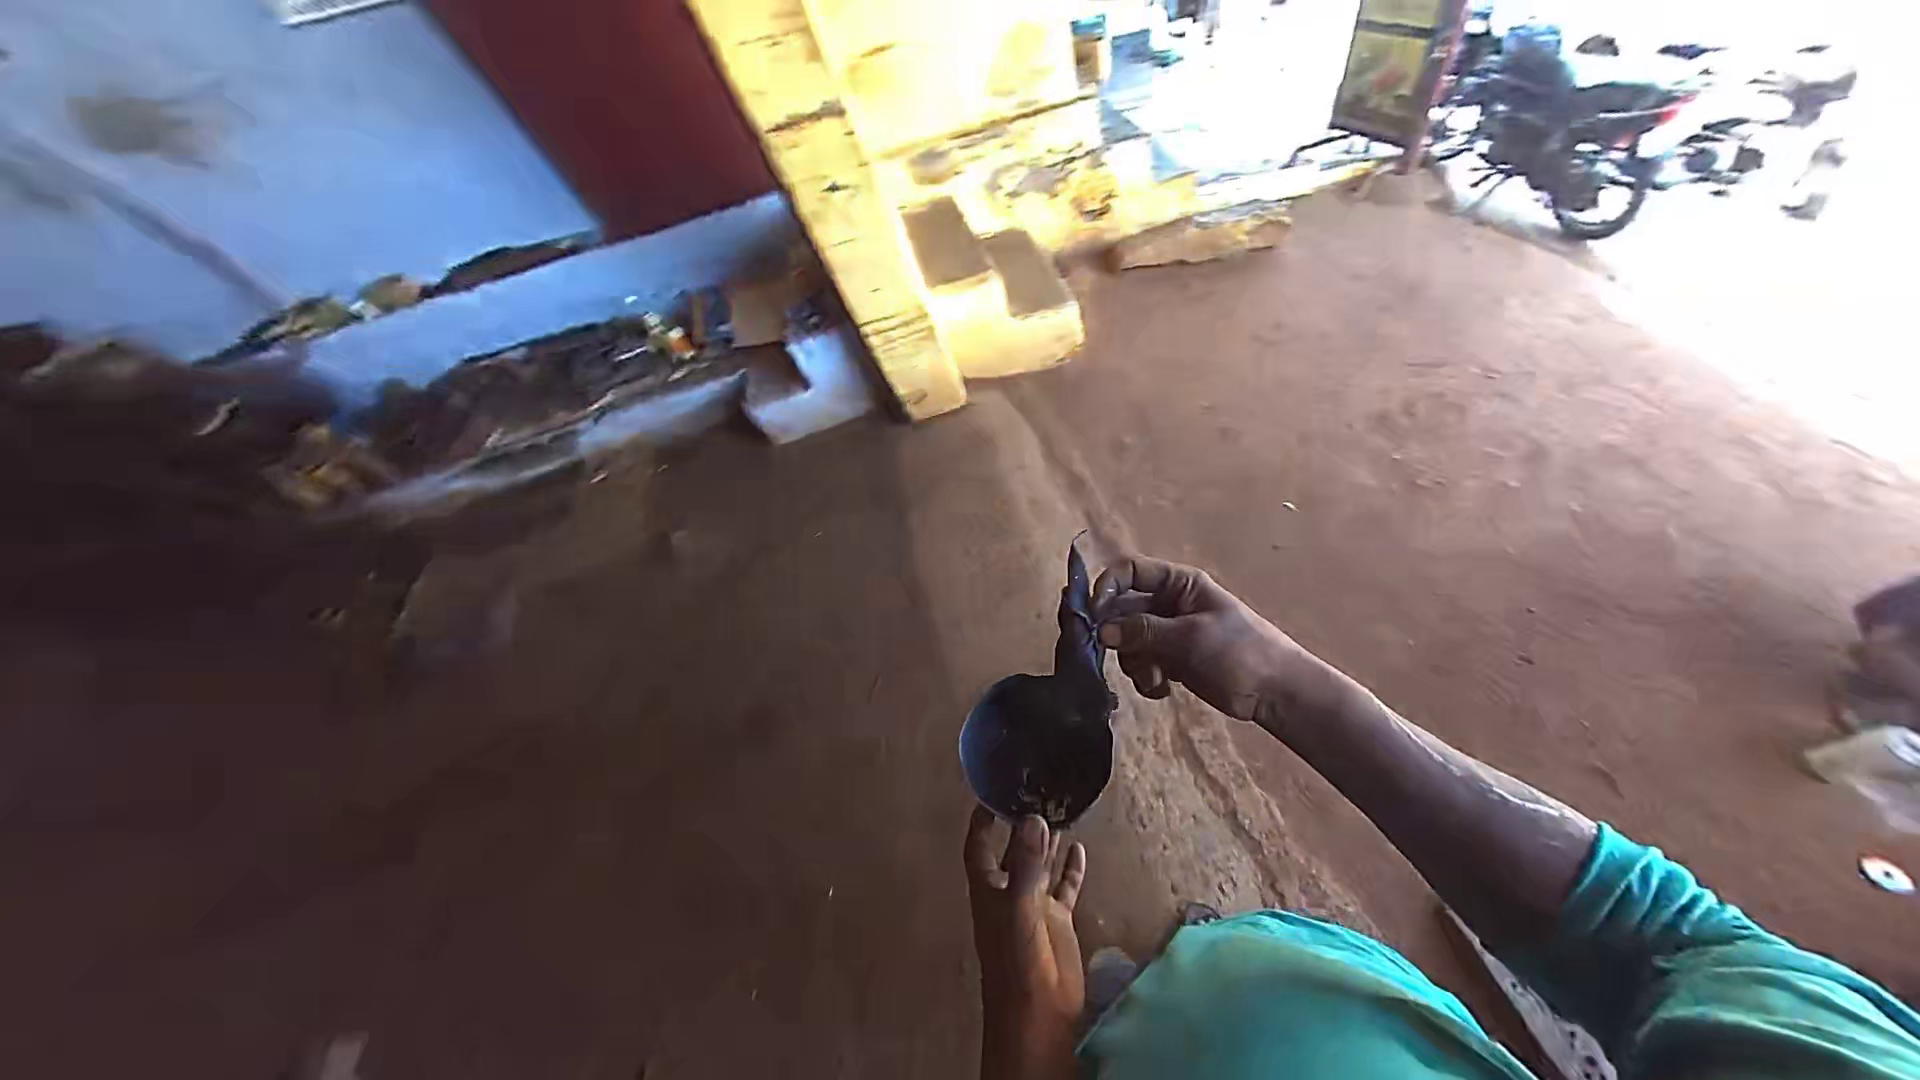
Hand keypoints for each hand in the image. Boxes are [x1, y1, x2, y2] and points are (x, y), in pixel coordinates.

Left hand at [964, 807, 1085, 1079]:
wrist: (1038, 1014)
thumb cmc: (1017, 959)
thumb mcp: (1019, 906)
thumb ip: (1026, 864)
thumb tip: (1032, 818)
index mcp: (988, 887)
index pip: (978, 844)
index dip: (981, 820)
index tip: (992, 792)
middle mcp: (1009, 890)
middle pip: (1012, 849)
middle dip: (1020, 824)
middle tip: (1036, 792)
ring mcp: (1034, 904)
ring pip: (1040, 864)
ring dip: (1047, 841)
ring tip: (1059, 809)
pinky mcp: (1057, 920)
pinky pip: (1064, 886)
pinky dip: (1071, 868)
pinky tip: (1080, 847)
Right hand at [1091, 555, 1355, 727]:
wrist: (1276, 693)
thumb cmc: (1239, 652)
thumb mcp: (1189, 637)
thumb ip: (1143, 631)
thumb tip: (1101, 631)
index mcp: (1178, 584)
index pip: (1129, 572)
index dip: (1107, 587)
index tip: (1095, 614)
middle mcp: (1168, 603)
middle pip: (1122, 608)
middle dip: (1118, 634)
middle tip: (1119, 653)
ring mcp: (1167, 632)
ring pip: (1127, 639)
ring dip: (1133, 660)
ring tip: (1154, 677)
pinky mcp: (1169, 659)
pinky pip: (1141, 662)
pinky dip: (1145, 676)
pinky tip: (1162, 688)